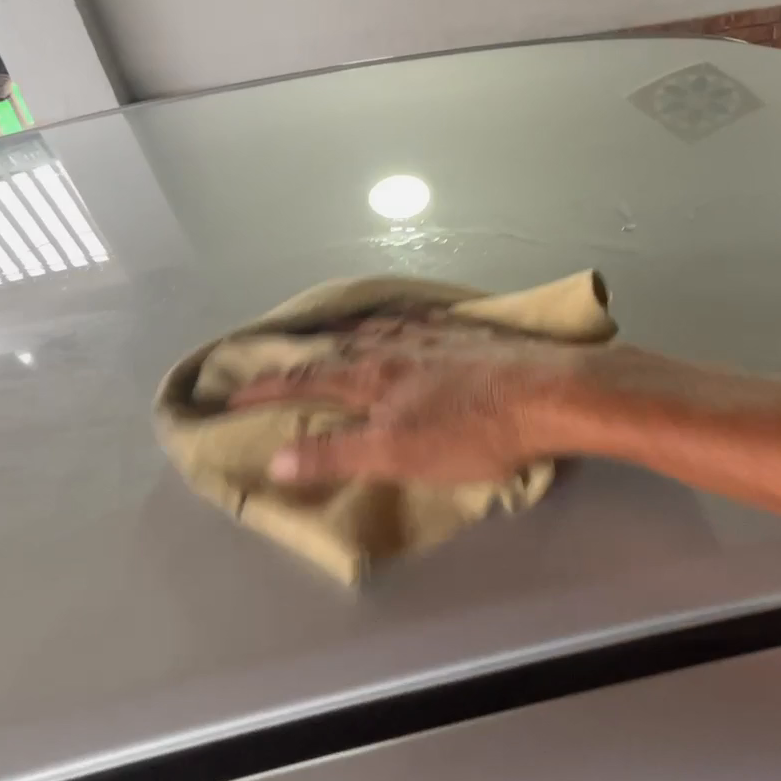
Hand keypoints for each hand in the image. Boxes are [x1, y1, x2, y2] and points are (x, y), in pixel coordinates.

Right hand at [232, 314, 591, 483]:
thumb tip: (274, 459)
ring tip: (338, 333)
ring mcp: (438, 334)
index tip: (232, 396)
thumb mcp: (396, 453)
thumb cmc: (471, 432)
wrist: (548, 394)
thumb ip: (335, 453)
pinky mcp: (473, 334)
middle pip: (340, 345)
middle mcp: (398, 345)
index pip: (306, 380)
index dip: (267, 390)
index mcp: (373, 375)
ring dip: (351, 332)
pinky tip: (414, 323)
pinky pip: (423, 321)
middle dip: (304, 353)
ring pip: (382, 327)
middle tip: (279, 353)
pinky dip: (402, 322)